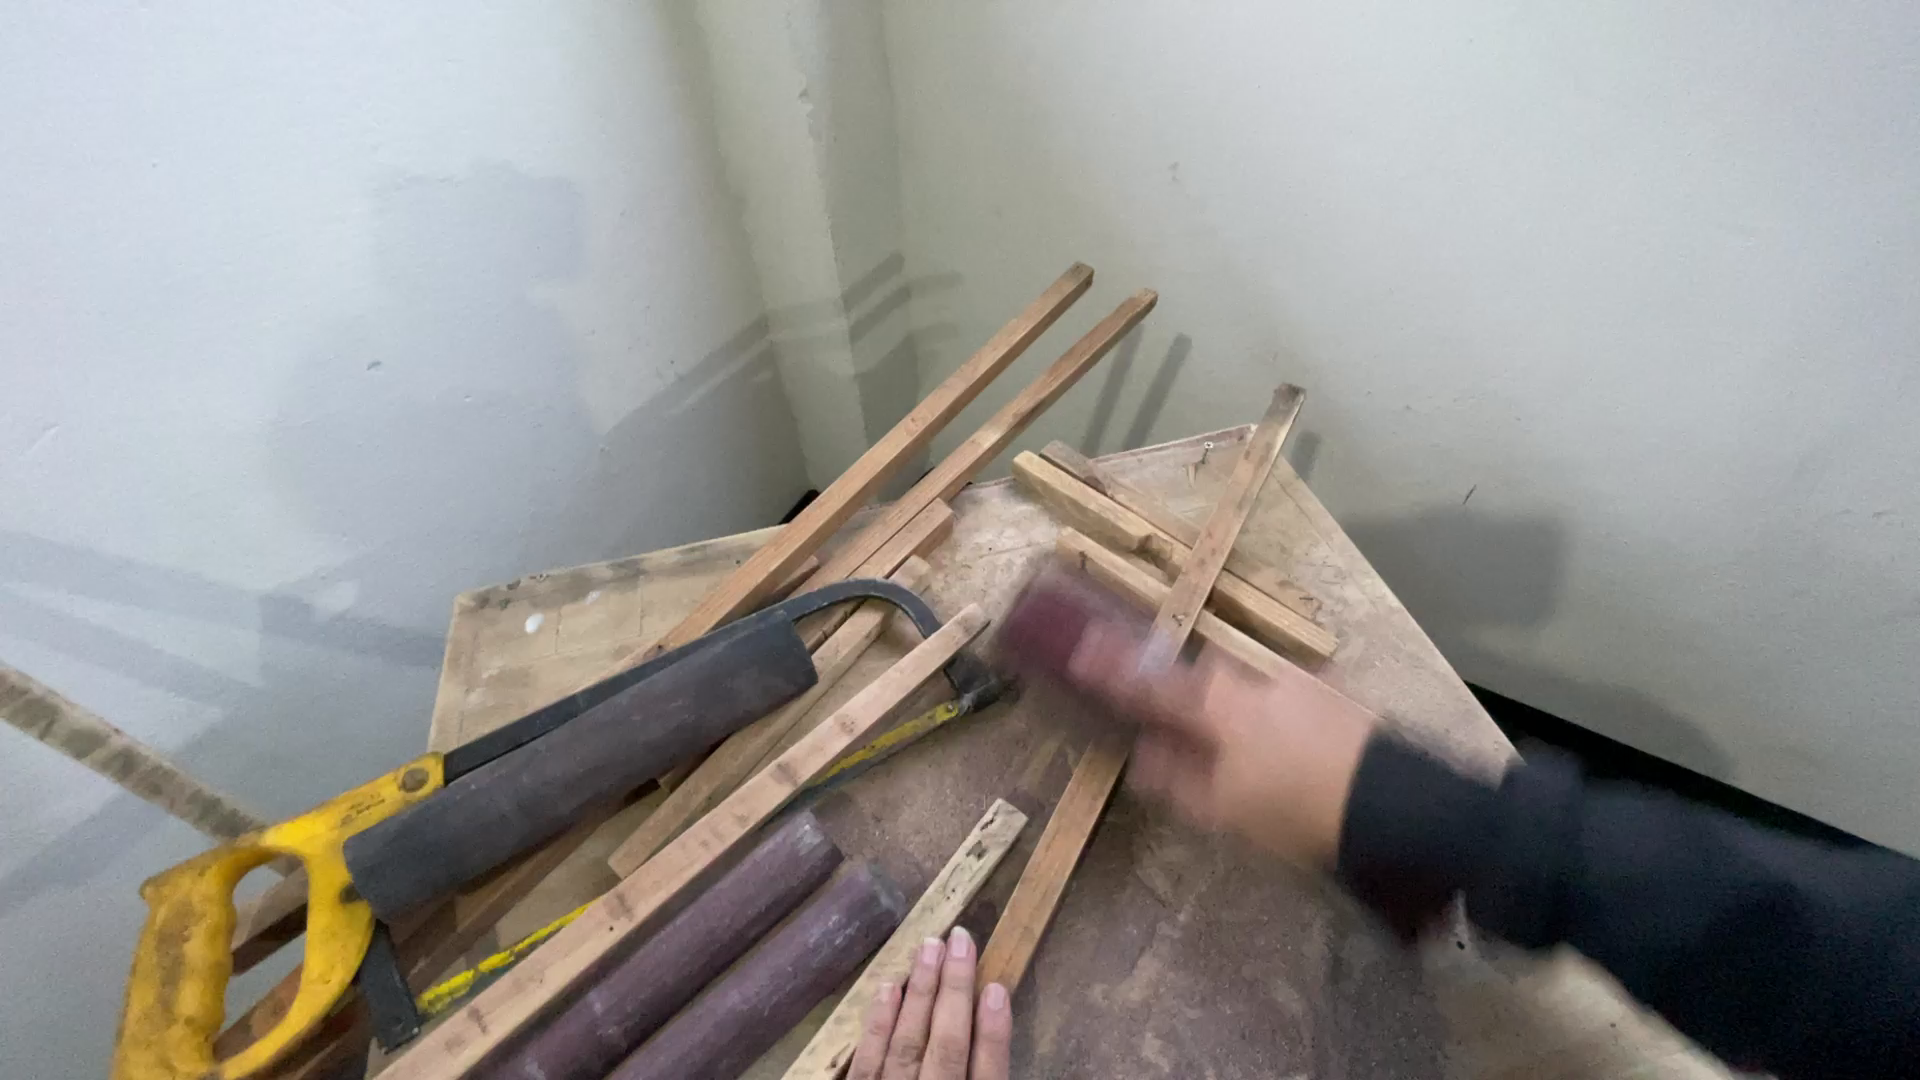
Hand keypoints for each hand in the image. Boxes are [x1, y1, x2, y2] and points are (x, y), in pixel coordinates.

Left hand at [848, 926, 1010, 1079]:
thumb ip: (985, 1071)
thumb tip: (993, 1008)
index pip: (988, 1074)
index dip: (993, 1033)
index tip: (996, 987)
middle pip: (948, 1048)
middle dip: (955, 991)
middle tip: (961, 938)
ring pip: (907, 1045)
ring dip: (920, 992)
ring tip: (931, 945)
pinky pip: (867, 1064)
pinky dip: (878, 1025)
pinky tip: (888, 987)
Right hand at [1059, 618, 1375, 866]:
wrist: (1397, 805)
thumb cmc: (1295, 807)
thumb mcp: (1225, 806)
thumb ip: (1176, 776)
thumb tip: (1141, 755)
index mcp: (1214, 705)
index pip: (1148, 682)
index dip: (1111, 665)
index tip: (1081, 646)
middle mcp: (1249, 679)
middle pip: (1202, 674)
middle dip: (1186, 688)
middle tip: (1181, 722)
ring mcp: (1292, 680)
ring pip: (1243, 684)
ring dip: (1231, 703)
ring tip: (1244, 748)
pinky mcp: (1329, 692)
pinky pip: (1280, 694)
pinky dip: (1271, 713)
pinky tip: (1287, 746)